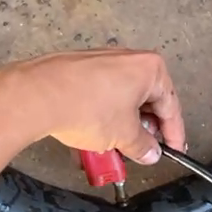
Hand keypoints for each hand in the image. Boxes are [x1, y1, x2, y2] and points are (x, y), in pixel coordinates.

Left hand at [0, 49, 186, 163]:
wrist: (38, 96)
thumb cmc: (85, 106)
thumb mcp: (124, 136)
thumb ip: (144, 146)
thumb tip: (150, 152)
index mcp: (150, 69)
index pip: (170, 106)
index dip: (173, 134)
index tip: (174, 149)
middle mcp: (129, 59)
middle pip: (146, 101)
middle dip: (143, 130)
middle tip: (142, 151)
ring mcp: (102, 61)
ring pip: (121, 100)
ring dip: (120, 127)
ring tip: (112, 149)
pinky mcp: (80, 69)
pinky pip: (100, 96)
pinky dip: (101, 118)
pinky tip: (91, 139)